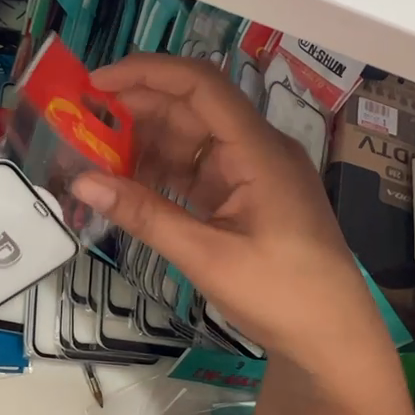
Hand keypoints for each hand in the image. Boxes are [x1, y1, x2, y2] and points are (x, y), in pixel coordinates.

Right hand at [71, 53, 387, 371]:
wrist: (333, 341)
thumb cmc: (282, 295)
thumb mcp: (206, 256)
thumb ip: (143, 214)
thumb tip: (81, 183)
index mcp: (258, 151)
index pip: (201, 85)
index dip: (147, 73)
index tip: (96, 83)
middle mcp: (254, 149)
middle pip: (189, 107)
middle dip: (134, 108)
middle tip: (81, 121)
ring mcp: (248, 172)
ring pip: (187, 138)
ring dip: (141, 141)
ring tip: (92, 152)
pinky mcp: (241, 195)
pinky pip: (192, 168)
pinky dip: (157, 170)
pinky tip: (123, 180)